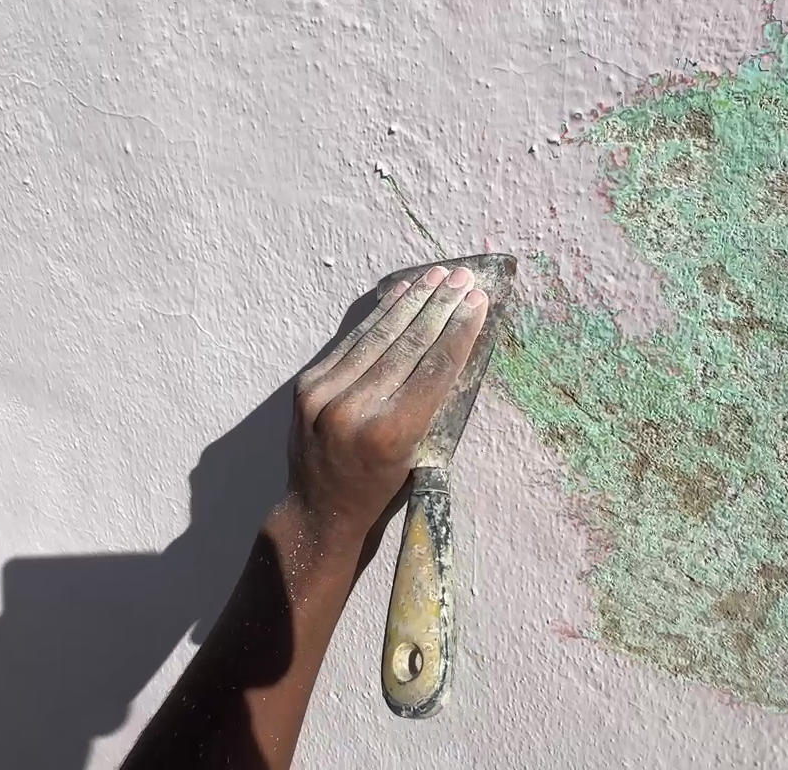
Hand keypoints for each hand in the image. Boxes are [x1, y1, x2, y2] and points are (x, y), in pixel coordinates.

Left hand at [288, 265, 487, 547]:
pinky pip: (352, 343)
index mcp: (391, 435)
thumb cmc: (383, 490)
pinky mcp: (308, 385)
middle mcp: (354, 410)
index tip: (478, 300)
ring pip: (379, 337)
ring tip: (437, 275)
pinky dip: (379, 316)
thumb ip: (431, 402)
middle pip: (408, 345)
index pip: (435, 369)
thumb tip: (454, 339)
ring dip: (412, 301)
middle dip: (440, 307)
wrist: (319, 512)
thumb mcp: (419, 453)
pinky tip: (400, 294)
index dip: (459, 330)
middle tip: (463, 278)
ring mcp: (324, 395)